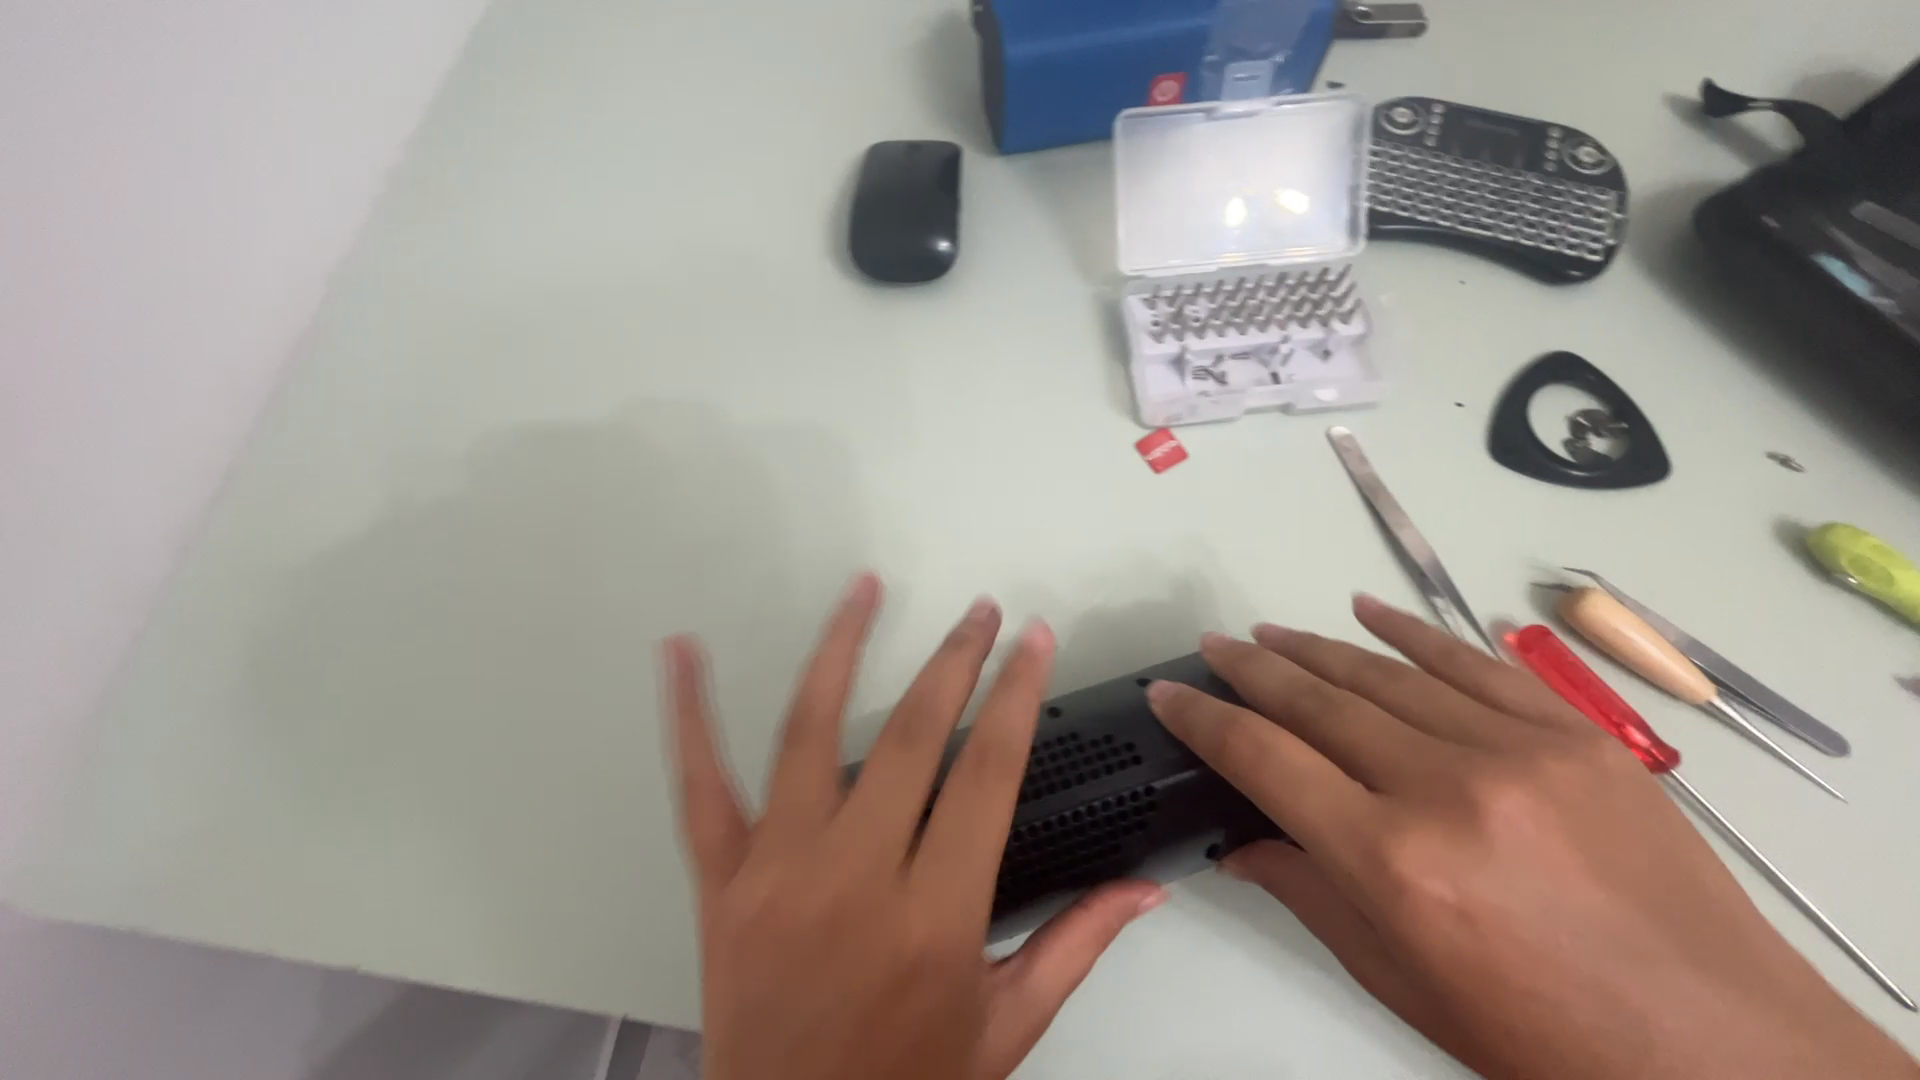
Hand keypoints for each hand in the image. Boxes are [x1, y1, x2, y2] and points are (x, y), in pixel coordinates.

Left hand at [665, 575, 1165, 1079]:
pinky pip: (698, 786)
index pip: (987, 774)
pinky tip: (682, 654)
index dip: (1017, 697)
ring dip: (842, 650)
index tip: (1033, 642)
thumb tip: (1144, 888)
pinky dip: (688, 714)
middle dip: (954, 660)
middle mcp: (853, 881)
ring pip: (808, 734)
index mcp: (934, 917)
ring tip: (866, 589)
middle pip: (912, 737)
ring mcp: (776, 873)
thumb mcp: (1006, 1029)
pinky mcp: (720, 883)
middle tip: (979, 612)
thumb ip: (1076, 945)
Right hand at [1148, 595, 1917, 1079]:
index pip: (1264, 760)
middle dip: (1250, 668)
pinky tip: (1366, 610)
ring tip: (1269, 632)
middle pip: (1317, 701)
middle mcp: (1445, 788)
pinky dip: (1412, 632)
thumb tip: (1239, 841)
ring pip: (1385, 673)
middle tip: (1212, 645)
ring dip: (1315, 647)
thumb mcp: (1400, 980)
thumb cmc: (1541, 1037)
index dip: (1204, 720)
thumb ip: (1307, 893)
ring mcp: (1519, 751)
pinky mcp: (1577, 736)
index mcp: (1392, 861)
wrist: (1727, 1055)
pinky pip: (1475, 663)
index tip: (1169, 694)